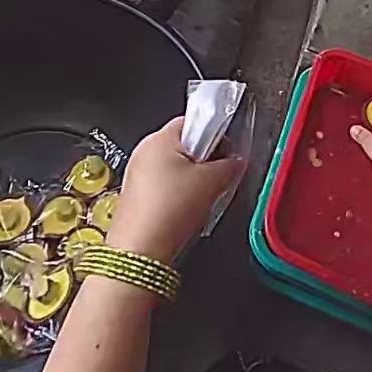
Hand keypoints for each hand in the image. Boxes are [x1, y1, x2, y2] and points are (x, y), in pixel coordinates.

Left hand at [105, 117, 244, 260]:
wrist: (140, 250)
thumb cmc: (170, 210)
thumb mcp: (212, 182)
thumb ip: (230, 164)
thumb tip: (236, 160)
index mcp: (160, 138)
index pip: (194, 121)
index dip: (215, 134)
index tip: (228, 153)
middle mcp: (144, 150)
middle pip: (185, 145)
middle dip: (205, 160)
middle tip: (217, 178)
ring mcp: (137, 172)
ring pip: (174, 166)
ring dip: (191, 179)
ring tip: (200, 198)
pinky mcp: (135, 194)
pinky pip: (163, 185)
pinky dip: (177, 193)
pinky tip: (184, 210)